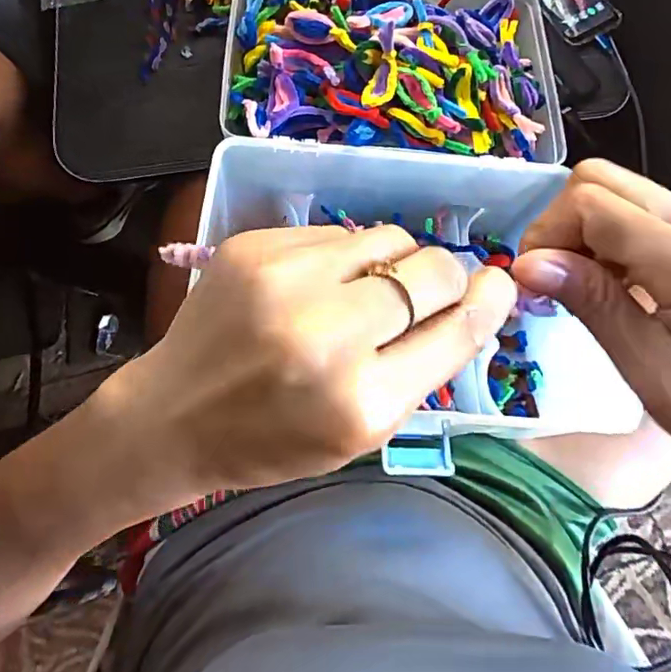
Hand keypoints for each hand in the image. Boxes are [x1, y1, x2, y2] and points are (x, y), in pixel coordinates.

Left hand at [98, 225, 516, 498]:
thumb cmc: (271, 438)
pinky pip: (335, 232)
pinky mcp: (254, 246)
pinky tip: (316, 282)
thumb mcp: (357, 431)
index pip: (455, 332)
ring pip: (386, 237)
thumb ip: (419, 370)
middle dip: (444, 275)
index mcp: (361, 403)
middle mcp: (327, 334)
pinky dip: (343, 255)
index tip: (498, 283)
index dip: (487, 302)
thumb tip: (474, 299)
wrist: (172, 414)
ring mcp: (286, 279)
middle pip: (431, 271)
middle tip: (432, 286)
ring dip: (393, 260)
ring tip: (367, 286)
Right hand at [511, 160, 670, 491]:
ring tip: (580, 286)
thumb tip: (526, 264)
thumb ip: (594, 306)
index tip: (533, 284)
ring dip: (582, 228)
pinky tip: (611, 281)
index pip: (595, 205)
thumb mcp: (655, 377)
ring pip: (619, 189)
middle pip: (603, 180)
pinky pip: (641, 208)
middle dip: (560, 223)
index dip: (547, 234)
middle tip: (552, 280)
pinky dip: (608, 234)